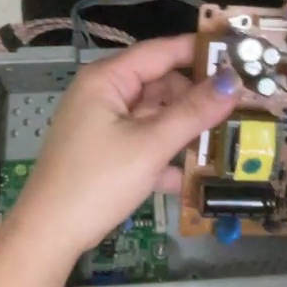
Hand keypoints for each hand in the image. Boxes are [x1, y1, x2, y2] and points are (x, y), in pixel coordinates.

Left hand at [5, 36, 238, 260]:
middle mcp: (103, 93)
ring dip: (184, 129)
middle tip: (237, 109)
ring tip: (223, 140)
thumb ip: (194, 113)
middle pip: (160, 84)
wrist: (49, 235)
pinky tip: (191, 174)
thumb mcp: (150, 146)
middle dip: (195, 98)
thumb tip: (233, 83)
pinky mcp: (106, 151)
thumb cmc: (96, 182)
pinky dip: (166, 153)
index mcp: (107, 79)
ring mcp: (103, 123)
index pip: (160, 51)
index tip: (238, 55)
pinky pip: (144, 140)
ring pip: (155, 115)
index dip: (198, 51)